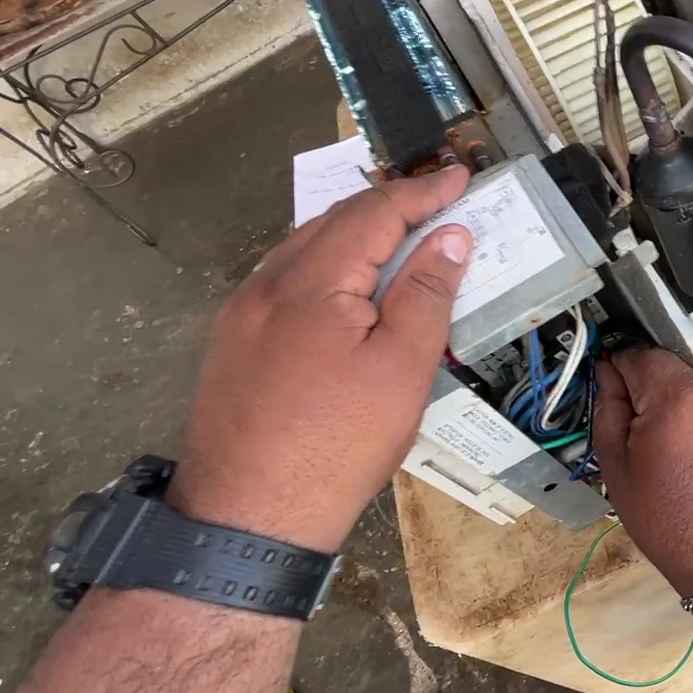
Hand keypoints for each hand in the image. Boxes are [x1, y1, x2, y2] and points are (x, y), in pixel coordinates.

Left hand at [169, 167, 472, 551]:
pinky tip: (348, 282)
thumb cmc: (341, 438)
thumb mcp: (403, 365)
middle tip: (437, 199)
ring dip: (357, 230)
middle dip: (390, 203)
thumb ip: (427, 293)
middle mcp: (267, 283)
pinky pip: (288, 277)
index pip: (374, 213)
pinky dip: (330, 261)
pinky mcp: (234, 342)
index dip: (422, 192)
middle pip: (334, 221)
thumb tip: (449, 236)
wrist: (248, 516)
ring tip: (400, 233)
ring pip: (306, 247)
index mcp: (312, 281)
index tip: (459, 175)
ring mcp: (241, 313)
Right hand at [592, 349, 692, 594]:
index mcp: (678, 395)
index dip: (623, 369)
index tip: (618, 391)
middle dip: (661, 390)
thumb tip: (608, 374)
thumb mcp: (619, 472)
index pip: (640, 355)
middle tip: (657, 436)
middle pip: (678, 368)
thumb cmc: (674, 524)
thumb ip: (608, 411)